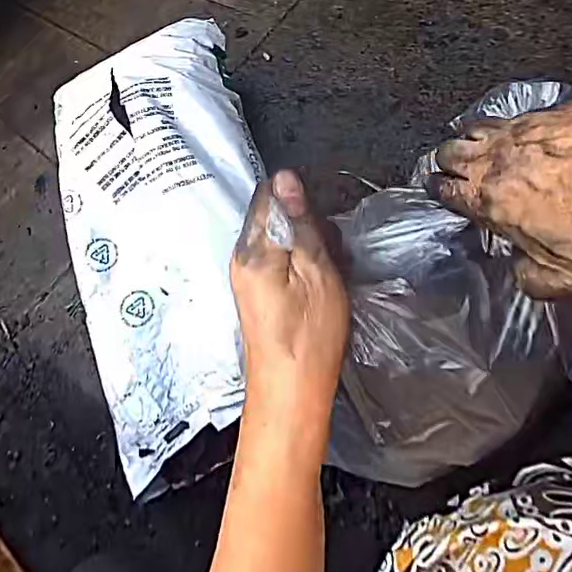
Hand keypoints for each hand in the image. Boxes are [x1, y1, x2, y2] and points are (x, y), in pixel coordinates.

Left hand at [230, 171, 349, 417]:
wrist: (291, 394)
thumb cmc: (309, 338)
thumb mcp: (317, 271)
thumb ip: (299, 222)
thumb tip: (286, 178)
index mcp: (253, 249)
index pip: (268, 193)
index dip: (299, 196)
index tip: (321, 217)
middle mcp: (241, 258)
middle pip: (269, 213)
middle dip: (303, 220)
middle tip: (330, 248)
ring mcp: (245, 276)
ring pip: (275, 236)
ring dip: (304, 242)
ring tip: (327, 268)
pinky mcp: (254, 291)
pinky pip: (275, 258)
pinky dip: (297, 261)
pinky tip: (316, 282)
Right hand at [428, 76, 571, 299]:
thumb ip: (541, 281)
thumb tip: (523, 272)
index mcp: (497, 202)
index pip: (449, 190)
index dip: (441, 191)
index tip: (439, 190)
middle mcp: (505, 157)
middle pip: (455, 149)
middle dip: (449, 160)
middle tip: (452, 168)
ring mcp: (533, 126)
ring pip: (481, 126)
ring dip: (473, 137)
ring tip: (476, 145)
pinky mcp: (565, 108)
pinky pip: (520, 116)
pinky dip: (510, 125)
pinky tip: (523, 133)